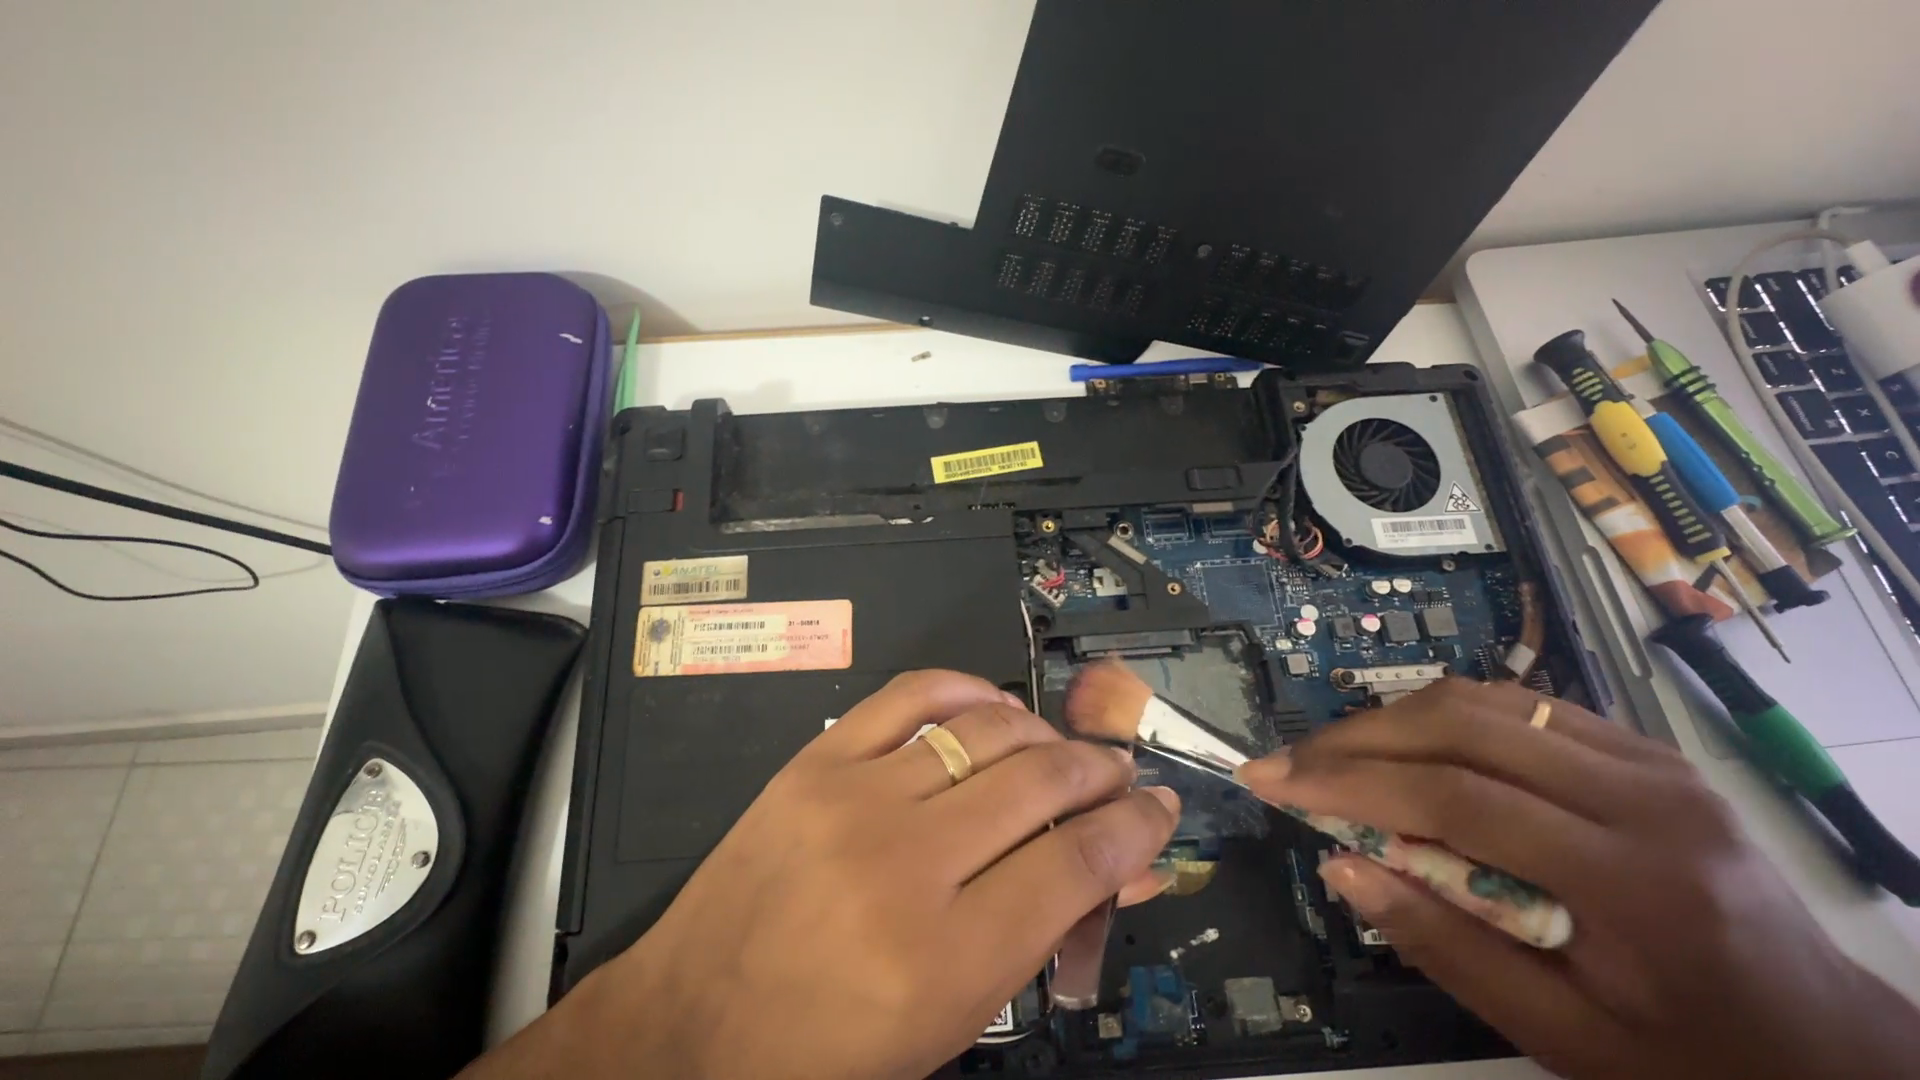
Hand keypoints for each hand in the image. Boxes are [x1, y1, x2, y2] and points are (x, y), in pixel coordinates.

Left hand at [463, 670, 1179, 1079]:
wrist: (692, 1025)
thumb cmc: (828, 1051)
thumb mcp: (948, 1022)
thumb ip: (1032, 937)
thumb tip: (1105, 862)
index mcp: (947, 957)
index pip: (1075, 864)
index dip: (1134, 827)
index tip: (1157, 808)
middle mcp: (907, 865)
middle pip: (1040, 784)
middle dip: (1099, 771)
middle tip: (1117, 772)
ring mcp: (856, 800)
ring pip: (985, 732)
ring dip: (1042, 732)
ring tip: (1060, 746)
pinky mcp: (814, 763)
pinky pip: (908, 697)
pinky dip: (964, 688)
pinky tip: (992, 701)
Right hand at [1236, 677, 1919, 1079]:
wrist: (1831, 1047)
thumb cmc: (1689, 1057)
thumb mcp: (1561, 1037)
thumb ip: (1445, 947)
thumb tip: (1342, 866)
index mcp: (1634, 879)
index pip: (1457, 797)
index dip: (1349, 781)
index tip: (1272, 782)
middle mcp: (1646, 795)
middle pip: (1462, 725)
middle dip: (1354, 738)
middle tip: (1288, 765)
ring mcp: (1651, 759)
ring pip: (1484, 698)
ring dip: (1391, 719)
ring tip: (1334, 756)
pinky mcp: (1644, 747)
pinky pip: (1519, 705)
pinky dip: (1442, 717)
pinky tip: (1406, 747)